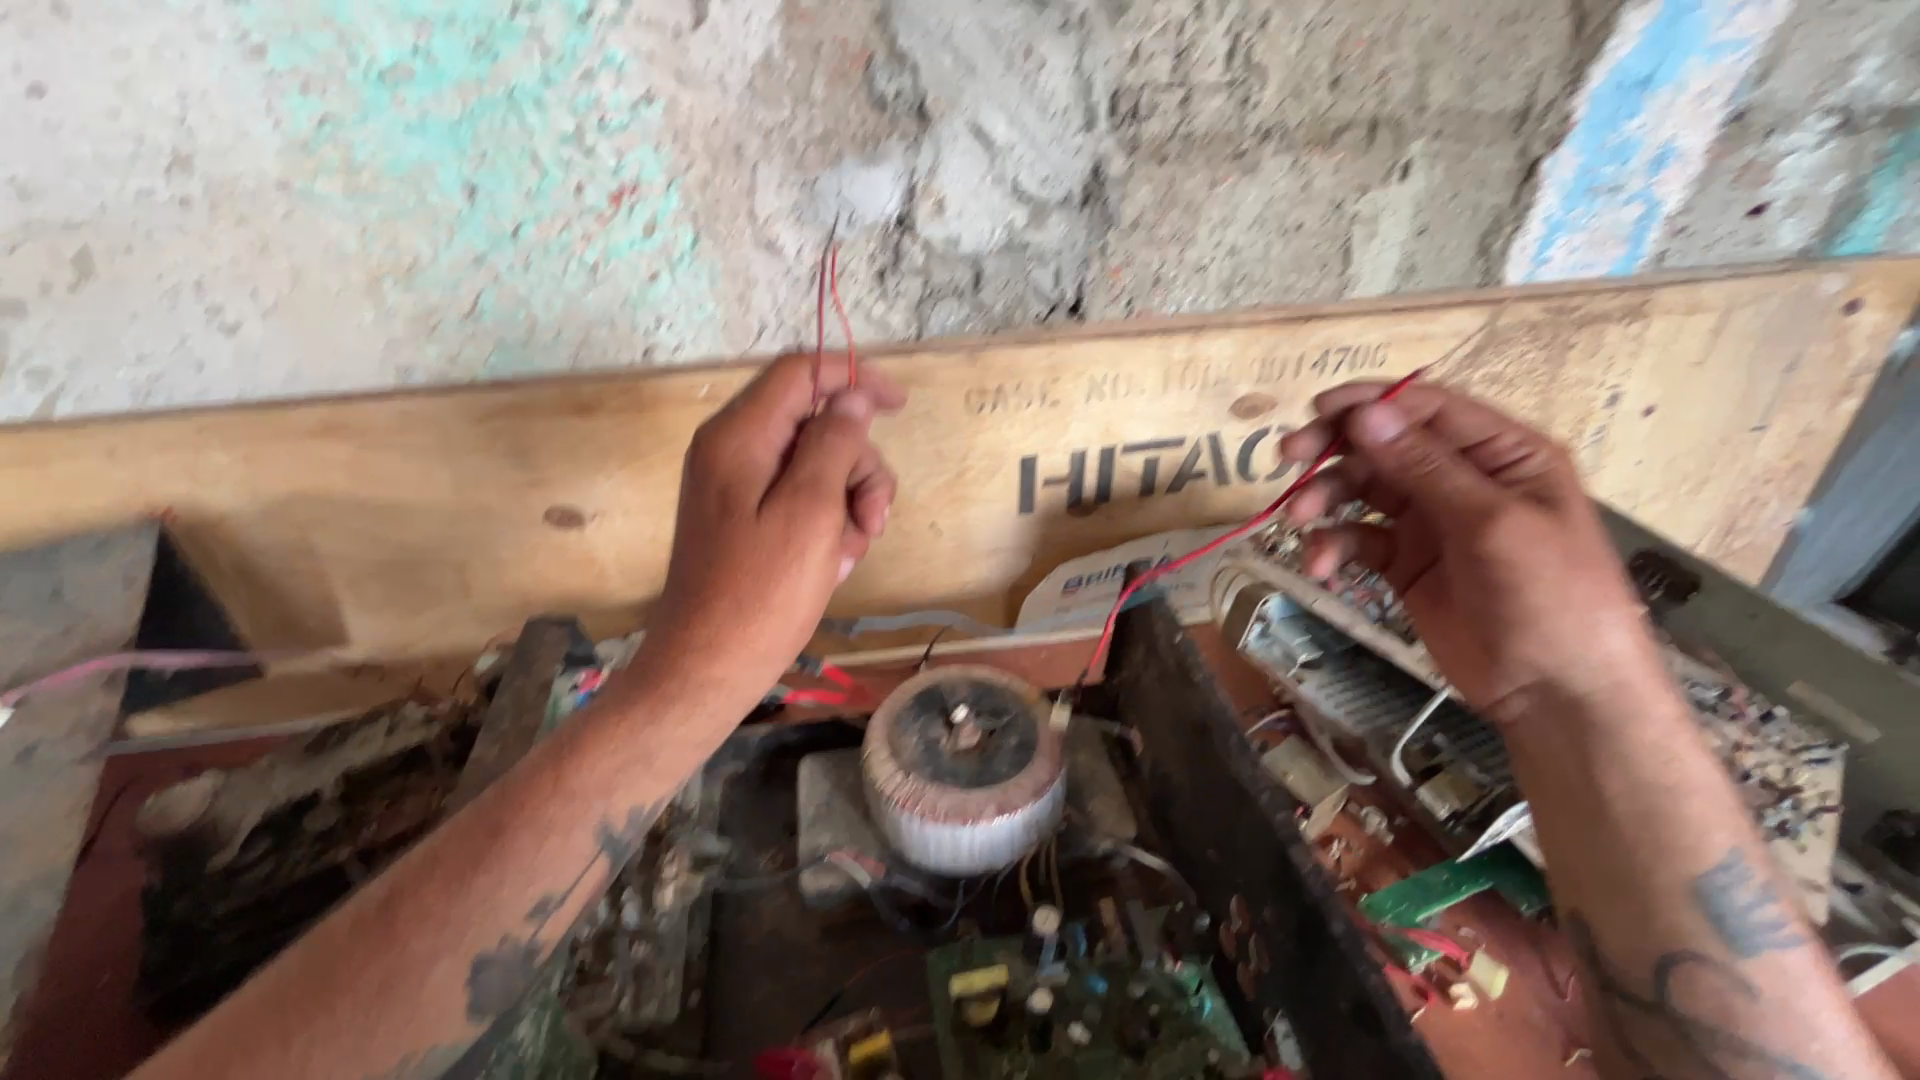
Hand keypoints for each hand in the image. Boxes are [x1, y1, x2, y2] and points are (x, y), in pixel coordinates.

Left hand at [631, 355, 905, 707]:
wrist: (709, 666)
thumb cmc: (762, 593)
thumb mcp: (811, 512)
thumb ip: (833, 444)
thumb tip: (852, 398)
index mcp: (739, 437)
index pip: (801, 373)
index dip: (854, 379)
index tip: (900, 406)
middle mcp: (733, 450)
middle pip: (816, 424)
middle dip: (858, 466)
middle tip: (873, 519)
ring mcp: (738, 486)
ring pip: (816, 465)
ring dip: (848, 503)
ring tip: (848, 554)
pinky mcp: (746, 518)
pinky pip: (800, 499)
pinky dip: (827, 524)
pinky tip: (831, 564)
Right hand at [1278, 382, 1664, 721]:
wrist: (1555, 692)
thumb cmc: (1550, 595)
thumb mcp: (1492, 522)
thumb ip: (1426, 466)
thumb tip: (1365, 414)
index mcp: (1501, 454)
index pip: (1426, 409)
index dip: (1369, 404)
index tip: (1316, 411)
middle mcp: (1460, 480)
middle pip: (1383, 445)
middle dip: (1334, 448)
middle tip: (1289, 456)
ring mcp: (1429, 522)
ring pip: (1361, 491)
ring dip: (1326, 499)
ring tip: (1299, 520)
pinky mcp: (1403, 563)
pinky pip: (1357, 540)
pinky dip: (1333, 547)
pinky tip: (1321, 566)